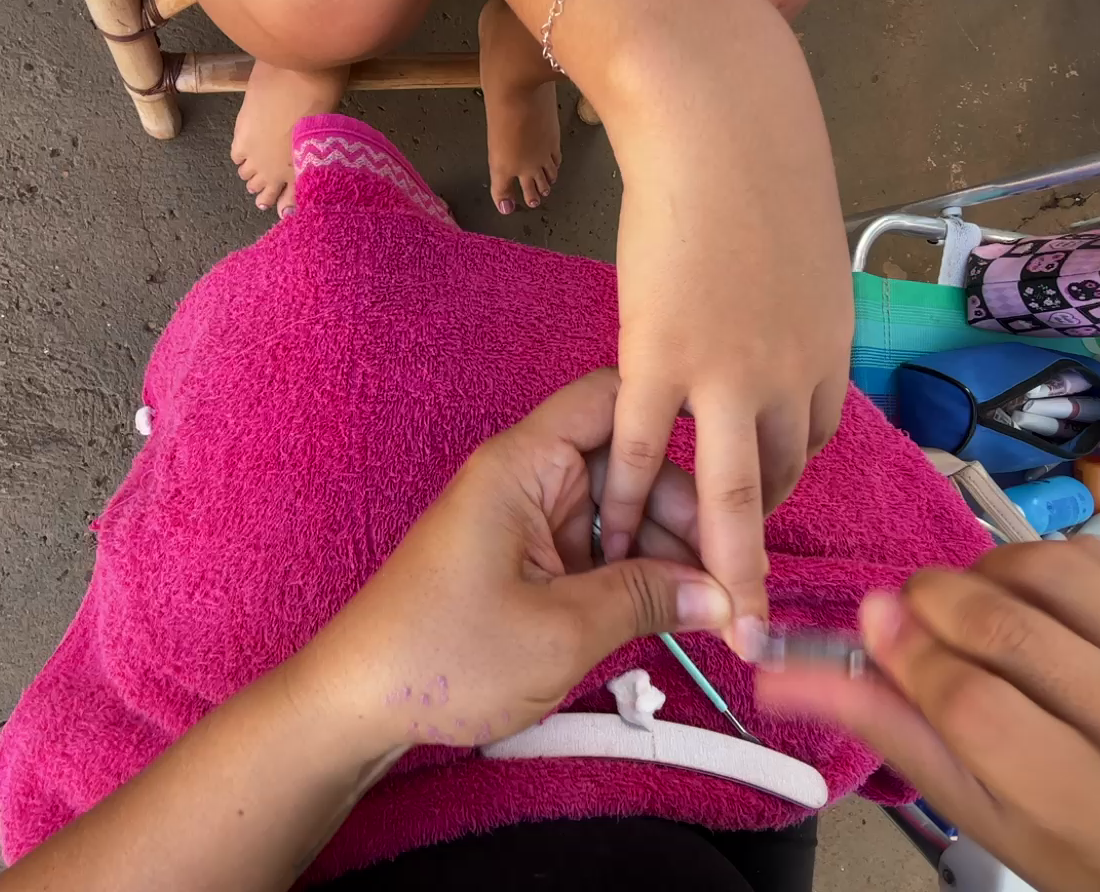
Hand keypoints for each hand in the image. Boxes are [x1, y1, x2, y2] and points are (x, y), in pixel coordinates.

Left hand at [296, 369, 733, 751]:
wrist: (362, 698)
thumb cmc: (445, 653)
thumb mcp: (559, 631)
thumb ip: (647, 600)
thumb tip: (723, 595)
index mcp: (524, 463)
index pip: (608, 400)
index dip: (670, 416)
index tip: (733, 459)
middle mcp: (530, 476)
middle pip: (628, 465)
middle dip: (684, 517)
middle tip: (737, 580)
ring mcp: (532, 517)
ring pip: (622, 511)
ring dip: (668, 554)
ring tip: (717, 608)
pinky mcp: (533, 555)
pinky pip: (600, 547)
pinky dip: (637, 574)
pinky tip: (676, 610)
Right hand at [594, 0, 853, 658]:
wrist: (723, 122)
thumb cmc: (761, 165)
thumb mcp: (798, 243)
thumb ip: (789, 299)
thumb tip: (764, 310)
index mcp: (828, 343)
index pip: (814, 433)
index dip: (786, 473)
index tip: (763, 493)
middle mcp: (795, 373)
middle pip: (782, 473)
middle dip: (765, 538)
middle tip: (750, 592)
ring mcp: (731, 372)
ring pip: (731, 490)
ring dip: (715, 554)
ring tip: (704, 607)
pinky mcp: (664, 358)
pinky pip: (648, 449)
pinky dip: (632, 499)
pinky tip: (616, 535)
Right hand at [755, 539, 1099, 891]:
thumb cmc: (1086, 846)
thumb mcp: (978, 811)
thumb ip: (884, 730)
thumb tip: (779, 670)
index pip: (976, 708)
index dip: (906, 656)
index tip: (871, 627)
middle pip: (1012, 629)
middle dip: (933, 600)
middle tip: (913, 610)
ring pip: (1050, 570)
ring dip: (984, 573)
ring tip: (978, 606)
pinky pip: (1098, 552)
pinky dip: (1039, 561)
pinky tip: (1036, 601)